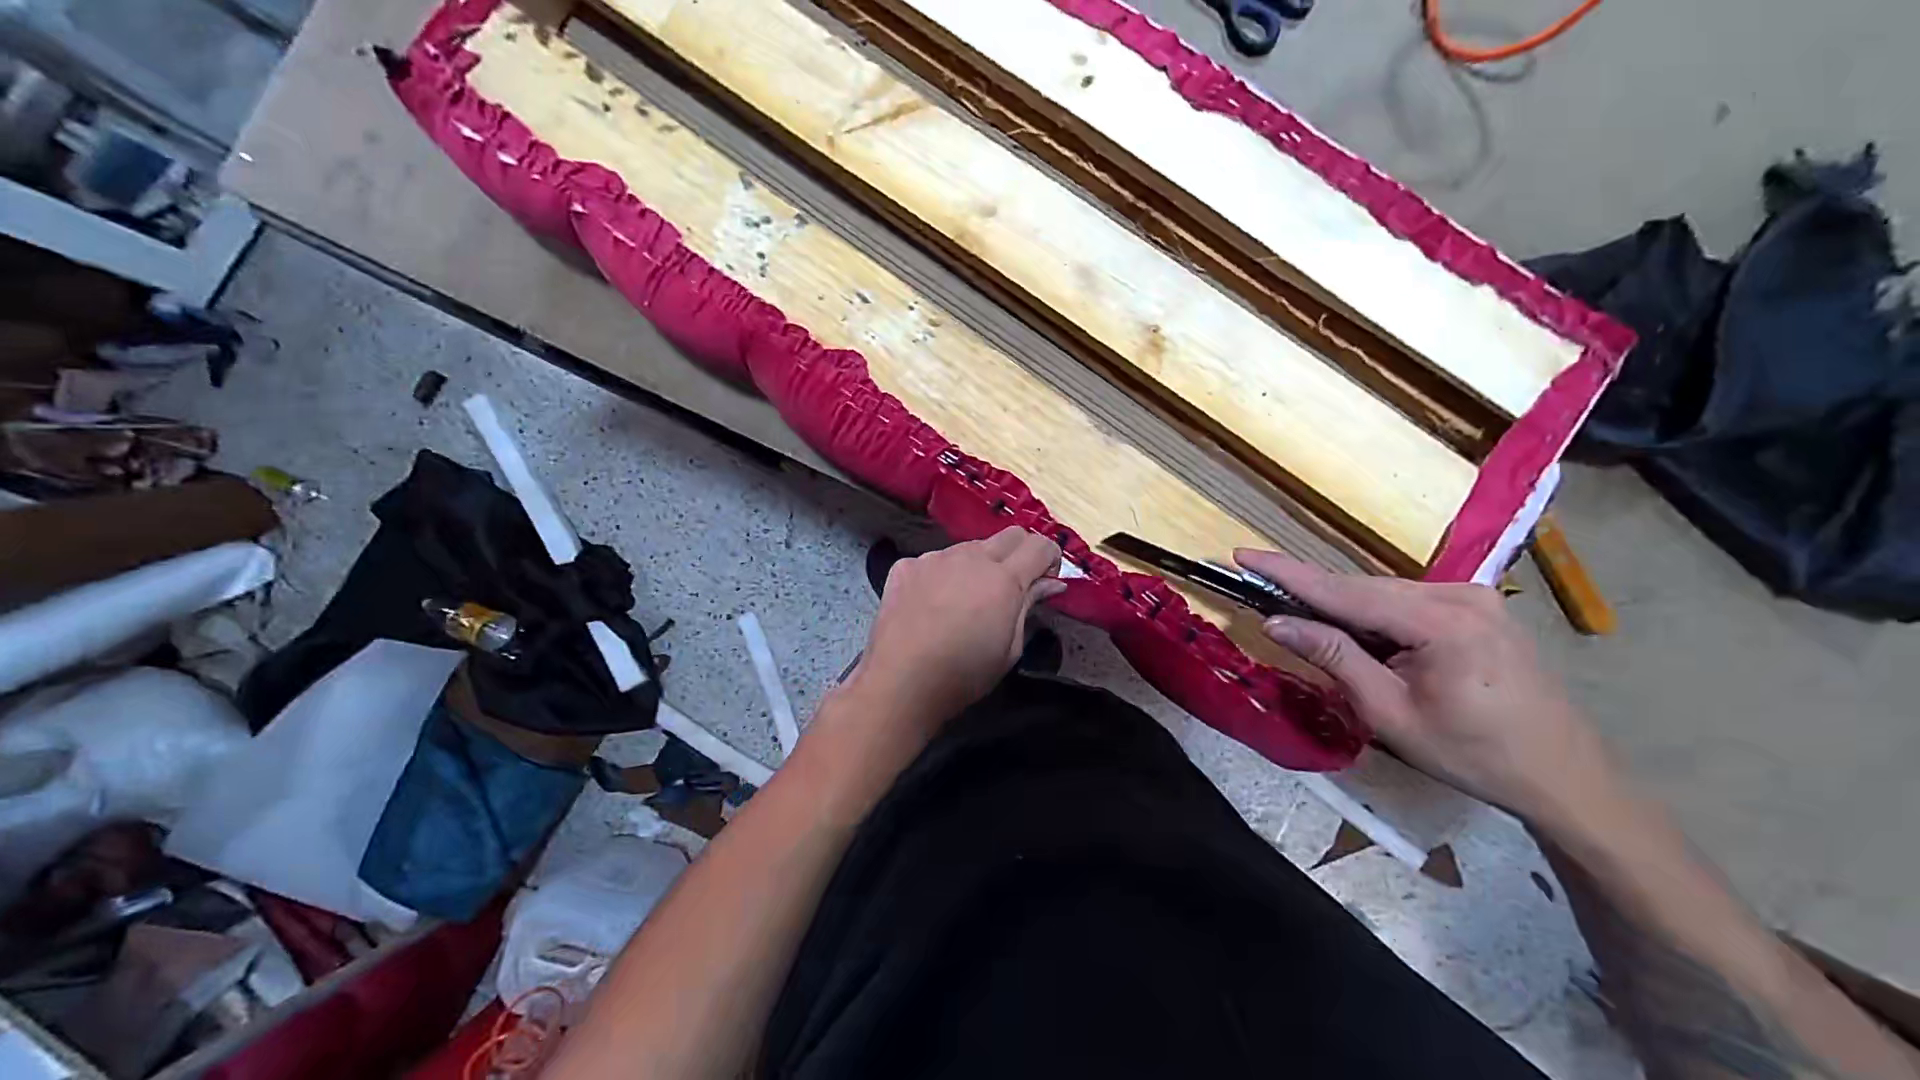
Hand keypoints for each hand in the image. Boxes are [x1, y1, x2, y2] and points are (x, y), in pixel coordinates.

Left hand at [838, 527, 1064, 741]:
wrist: (900, 680)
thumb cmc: (964, 673)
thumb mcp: (1010, 648)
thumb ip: (1029, 606)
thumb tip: (1051, 583)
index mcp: (1003, 579)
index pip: (1039, 545)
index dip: (1051, 558)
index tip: (1046, 579)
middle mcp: (970, 557)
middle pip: (1009, 535)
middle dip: (1021, 553)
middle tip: (1014, 587)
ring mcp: (934, 558)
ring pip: (969, 548)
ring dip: (979, 565)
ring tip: (967, 601)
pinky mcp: (906, 566)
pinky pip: (934, 561)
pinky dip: (942, 576)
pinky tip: (932, 605)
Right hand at [1234, 549, 1620, 828]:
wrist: (1564, 776)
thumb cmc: (1473, 754)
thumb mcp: (1390, 713)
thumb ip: (1334, 658)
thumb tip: (1277, 622)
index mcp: (1443, 622)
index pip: (1344, 590)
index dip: (1287, 573)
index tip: (1243, 554)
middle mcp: (1461, 595)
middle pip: (1364, 588)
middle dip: (1313, 594)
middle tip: (1263, 595)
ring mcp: (1475, 598)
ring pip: (1385, 594)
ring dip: (1344, 609)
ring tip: (1309, 626)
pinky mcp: (1479, 608)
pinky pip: (1408, 603)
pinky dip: (1374, 616)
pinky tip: (1362, 636)